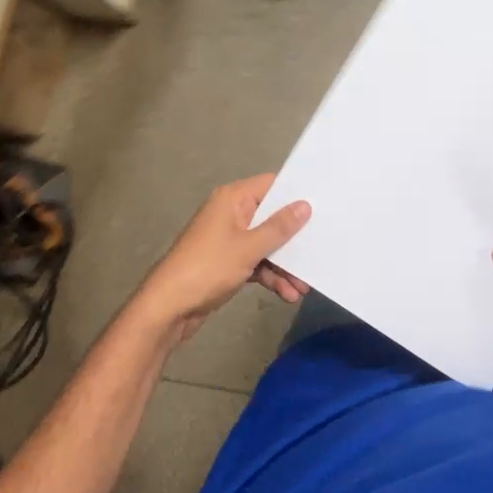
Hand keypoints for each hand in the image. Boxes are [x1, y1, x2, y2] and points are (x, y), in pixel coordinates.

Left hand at [133, 174, 311, 339]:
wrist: (169, 307)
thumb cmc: (208, 268)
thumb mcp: (248, 247)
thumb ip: (279, 228)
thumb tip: (305, 205)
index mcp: (233, 199)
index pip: (271, 185)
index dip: (295, 194)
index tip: (322, 204)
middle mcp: (231, 213)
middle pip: (271, 217)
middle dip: (294, 238)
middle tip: (321, 250)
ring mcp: (229, 239)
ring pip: (266, 244)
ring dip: (285, 264)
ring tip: (304, 287)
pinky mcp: (228, 262)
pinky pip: (257, 262)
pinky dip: (271, 275)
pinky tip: (287, 294)